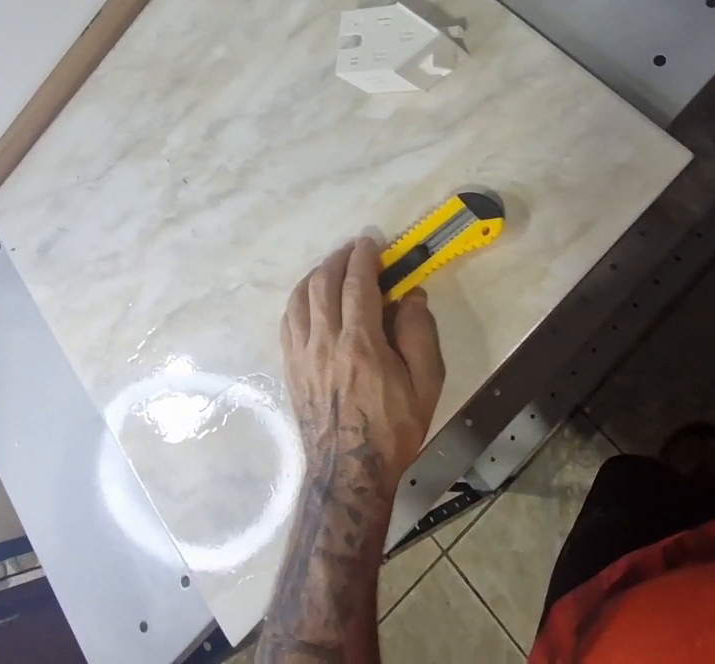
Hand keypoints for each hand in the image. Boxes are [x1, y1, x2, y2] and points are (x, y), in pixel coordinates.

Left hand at [280, 237, 445, 496]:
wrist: (350, 473)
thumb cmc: (394, 428)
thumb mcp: (426, 382)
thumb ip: (420, 333)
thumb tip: (410, 295)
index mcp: (360, 344)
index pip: (357, 283)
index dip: (364, 256)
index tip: (373, 242)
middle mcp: (324, 342)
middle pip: (323, 282)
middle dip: (339, 257)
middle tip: (356, 249)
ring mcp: (301, 354)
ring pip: (300, 297)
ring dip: (317, 273)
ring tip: (334, 267)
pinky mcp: (290, 367)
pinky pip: (288, 319)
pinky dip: (300, 298)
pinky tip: (312, 298)